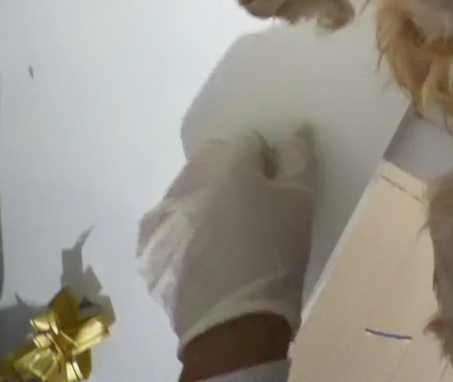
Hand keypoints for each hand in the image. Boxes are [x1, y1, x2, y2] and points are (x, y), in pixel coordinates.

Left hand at [139, 127, 315, 348]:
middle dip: (232, 174)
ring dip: (206, 198)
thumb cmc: (275, 249)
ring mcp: (162, 215)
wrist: (234, 321)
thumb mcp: (302, 197)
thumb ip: (298, 154)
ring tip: (227, 230)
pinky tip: (204, 250)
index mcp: (226, 162)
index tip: (275, 185)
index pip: (248, 141)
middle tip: (253, 206)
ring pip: (189, 190)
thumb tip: (293, 130)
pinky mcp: (150, 248)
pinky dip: (185, 227)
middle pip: (213, 161)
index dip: (266, 161)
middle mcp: (187, 180)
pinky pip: (169, 222)